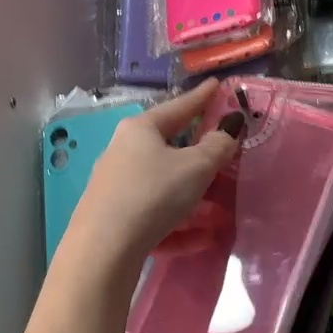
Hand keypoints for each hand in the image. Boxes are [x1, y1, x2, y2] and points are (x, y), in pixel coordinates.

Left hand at [63, 79, 239, 272]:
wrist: (103, 248)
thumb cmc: (152, 193)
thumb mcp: (195, 167)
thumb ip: (217, 147)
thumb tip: (228, 129)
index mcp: (139, 130)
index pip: (177, 107)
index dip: (201, 97)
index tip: (216, 84)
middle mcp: (123, 152)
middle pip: (168, 149)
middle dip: (199, 157)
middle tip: (224, 156)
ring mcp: (116, 187)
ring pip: (164, 186)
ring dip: (193, 197)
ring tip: (220, 211)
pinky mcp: (114, 219)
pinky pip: (155, 215)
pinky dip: (179, 224)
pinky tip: (202, 239)